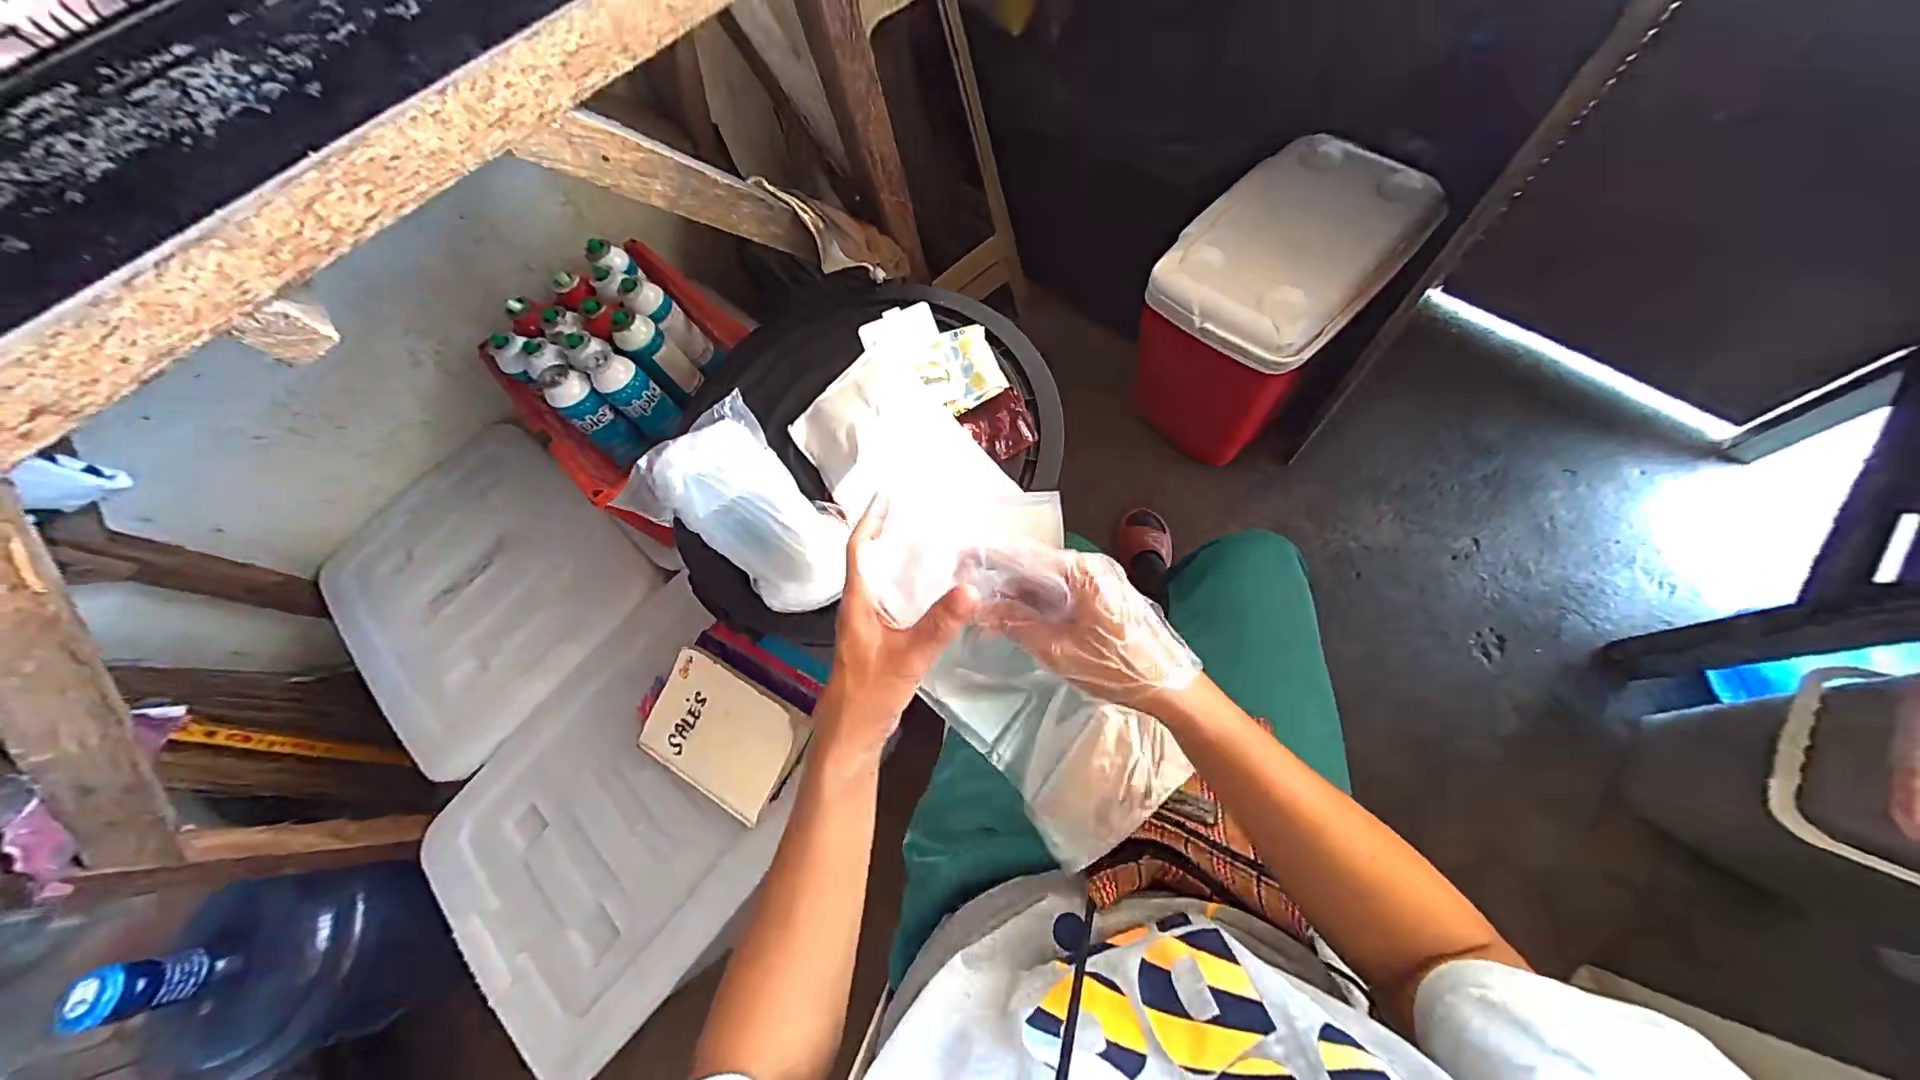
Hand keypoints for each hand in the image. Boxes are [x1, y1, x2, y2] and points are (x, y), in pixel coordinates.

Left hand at [815, 497, 977, 765]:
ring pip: (884, 583)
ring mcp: (868, 625)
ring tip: (933, 546)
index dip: (870, 523)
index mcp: (858, 603)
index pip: (859, 551)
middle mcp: (860, 608)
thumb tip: (970, 588)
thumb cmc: (869, 693)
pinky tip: (934, 593)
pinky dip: (911, 590)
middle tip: (921, 517)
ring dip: (902, 563)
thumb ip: (939, 625)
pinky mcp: (879, 640)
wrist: (851, 735)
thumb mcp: (908, 657)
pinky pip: (894, 603)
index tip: (885, 499)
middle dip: (891, 537)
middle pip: (872, 562)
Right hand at [977, 548, 1200, 710]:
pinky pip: (1060, 593)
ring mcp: (1098, 582)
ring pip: (1046, 581)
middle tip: (968, 591)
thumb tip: (983, 609)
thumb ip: (1018, 625)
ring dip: (1017, 594)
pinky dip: (1037, 603)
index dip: (991, 559)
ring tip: (985, 607)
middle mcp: (1090, 568)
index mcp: (1082, 571)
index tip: (962, 561)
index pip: (1026, 556)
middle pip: (1035, 566)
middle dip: (1001, 579)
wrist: (1170, 688)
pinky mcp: (1101, 598)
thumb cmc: (1118, 668)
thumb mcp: (1058, 649)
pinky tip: (1016, 616)